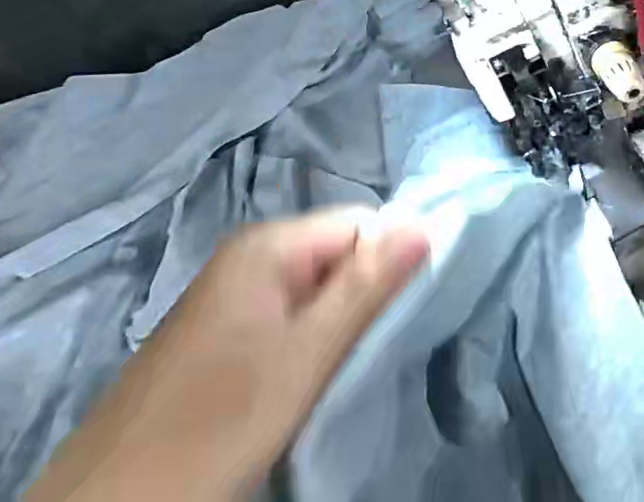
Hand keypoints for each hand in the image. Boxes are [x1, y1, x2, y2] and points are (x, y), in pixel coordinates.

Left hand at [26, 210, 429, 501]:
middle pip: (334, 253)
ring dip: (337, 324)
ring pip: (312, 289)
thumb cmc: (219, 421)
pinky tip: (308, 381)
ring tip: (348, 367)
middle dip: (363, 296)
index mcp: (267, 244)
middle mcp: (247, 255)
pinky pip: (284, 316)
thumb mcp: (306, 355)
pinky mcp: (218, 332)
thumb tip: (425, 224)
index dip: (389, 259)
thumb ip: (367, 286)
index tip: (409, 312)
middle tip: (379, 349)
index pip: (357, 222)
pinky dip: (306, 342)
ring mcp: (229, 294)